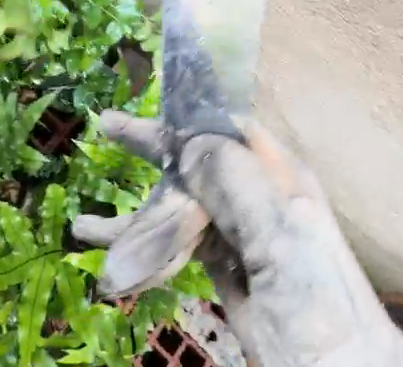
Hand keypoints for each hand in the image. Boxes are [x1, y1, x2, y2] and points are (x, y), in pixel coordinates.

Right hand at [72, 112, 402, 366]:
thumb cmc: (318, 299)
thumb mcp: (279, 232)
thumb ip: (235, 181)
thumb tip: (187, 141)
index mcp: (276, 174)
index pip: (222, 126)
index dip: (183, 114)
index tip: (145, 104)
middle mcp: (256, 195)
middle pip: (194, 160)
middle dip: (150, 148)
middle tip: (106, 126)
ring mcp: (240, 234)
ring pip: (181, 208)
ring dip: (136, 214)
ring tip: (85, 226)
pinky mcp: (227, 270)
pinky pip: (180, 248)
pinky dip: (147, 250)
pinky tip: (115, 260)